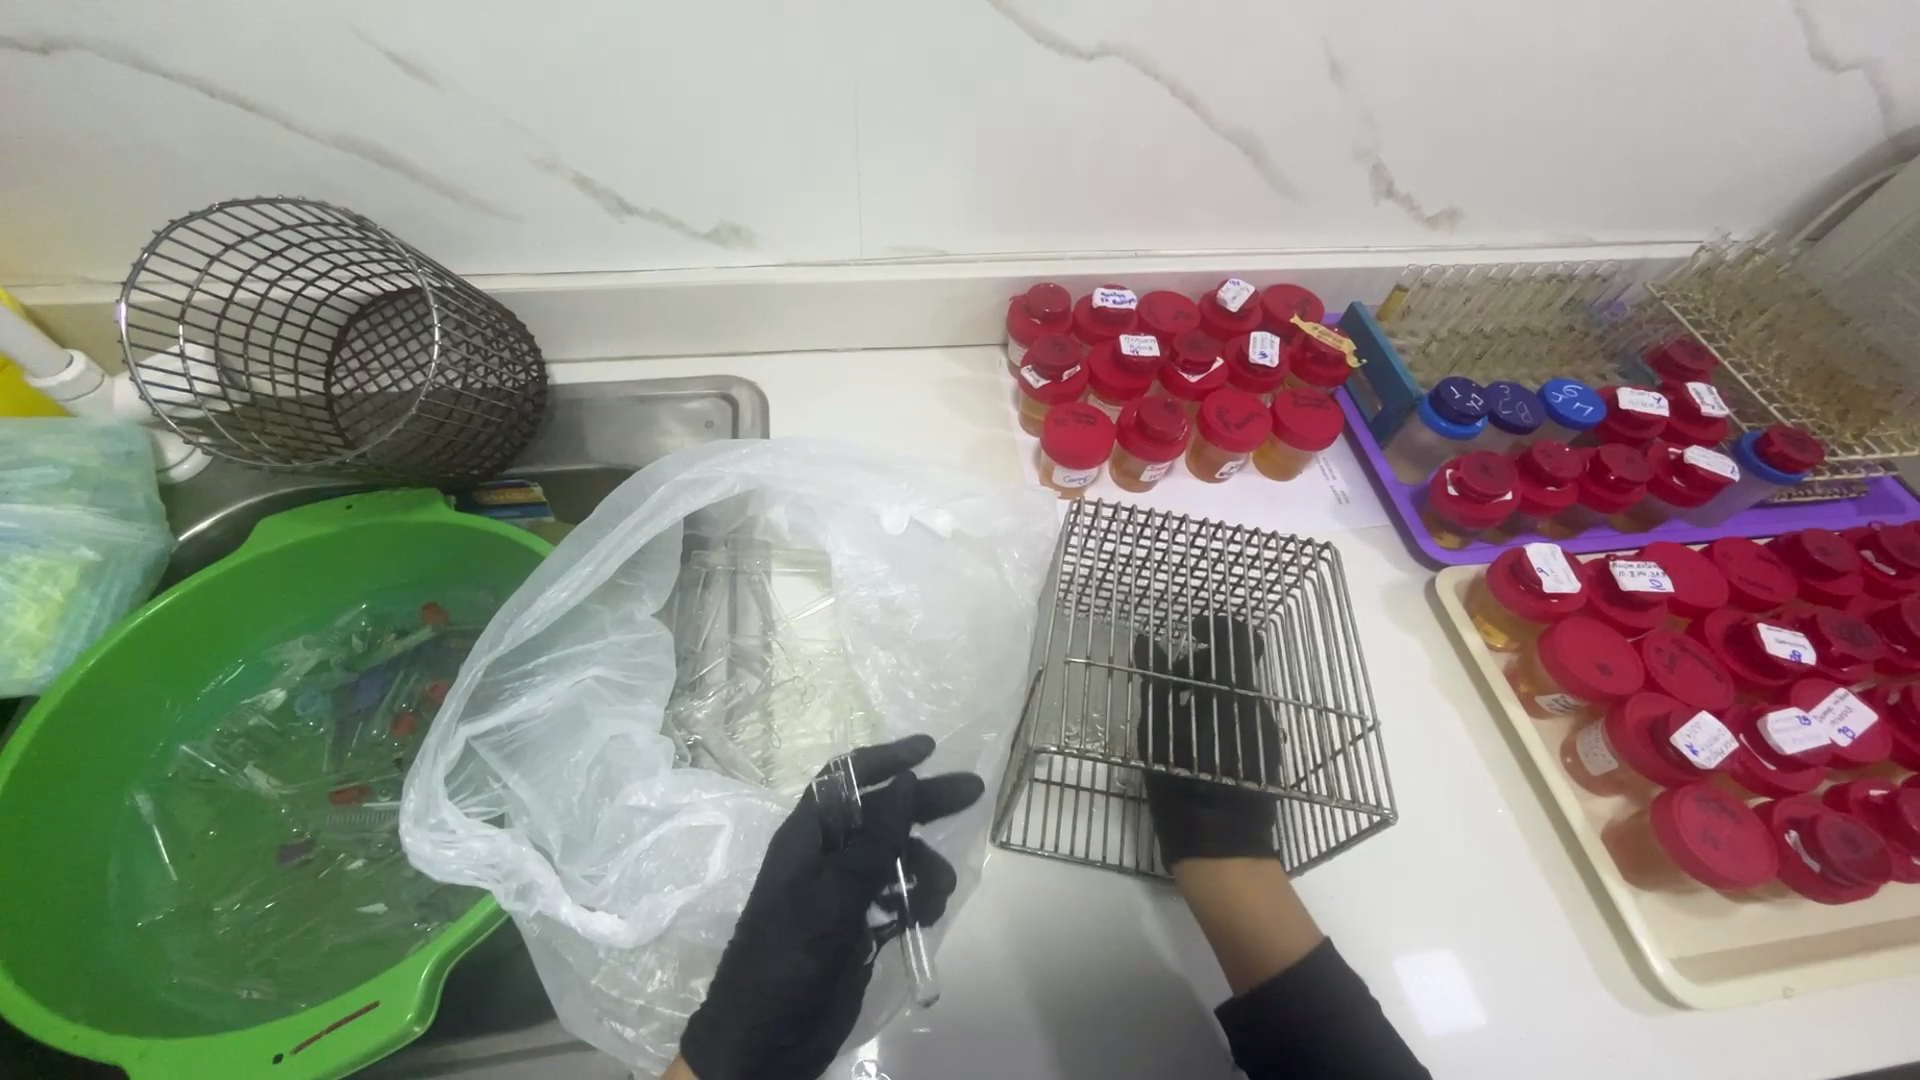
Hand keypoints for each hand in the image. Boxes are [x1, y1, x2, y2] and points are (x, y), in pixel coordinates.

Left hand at [676, 734, 983, 1079]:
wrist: (766, 1040)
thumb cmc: (790, 955)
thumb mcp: (835, 891)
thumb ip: (875, 837)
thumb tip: (907, 780)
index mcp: (808, 835)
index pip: (846, 778)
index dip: (885, 758)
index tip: (928, 749)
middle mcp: (828, 854)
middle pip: (882, 812)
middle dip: (925, 803)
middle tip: (972, 792)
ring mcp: (845, 891)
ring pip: (898, 856)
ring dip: (923, 867)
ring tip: (936, 891)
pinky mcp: (859, 924)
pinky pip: (899, 896)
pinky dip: (916, 900)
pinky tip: (923, 916)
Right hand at [1134, 616, 1283, 866]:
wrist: (1222, 850)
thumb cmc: (1183, 785)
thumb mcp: (1158, 731)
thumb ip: (1156, 681)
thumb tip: (1147, 642)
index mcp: (1233, 695)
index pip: (1238, 638)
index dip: (1215, 625)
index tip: (1190, 629)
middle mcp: (1257, 708)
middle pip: (1233, 668)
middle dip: (1201, 666)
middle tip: (1168, 683)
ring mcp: (1267, 734)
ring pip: (1237, 695)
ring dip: (1210, 694)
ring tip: (1177, 717)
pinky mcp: (1267, 756)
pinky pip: (1242, 721)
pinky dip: (1220, 717)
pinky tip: (1196, 743)